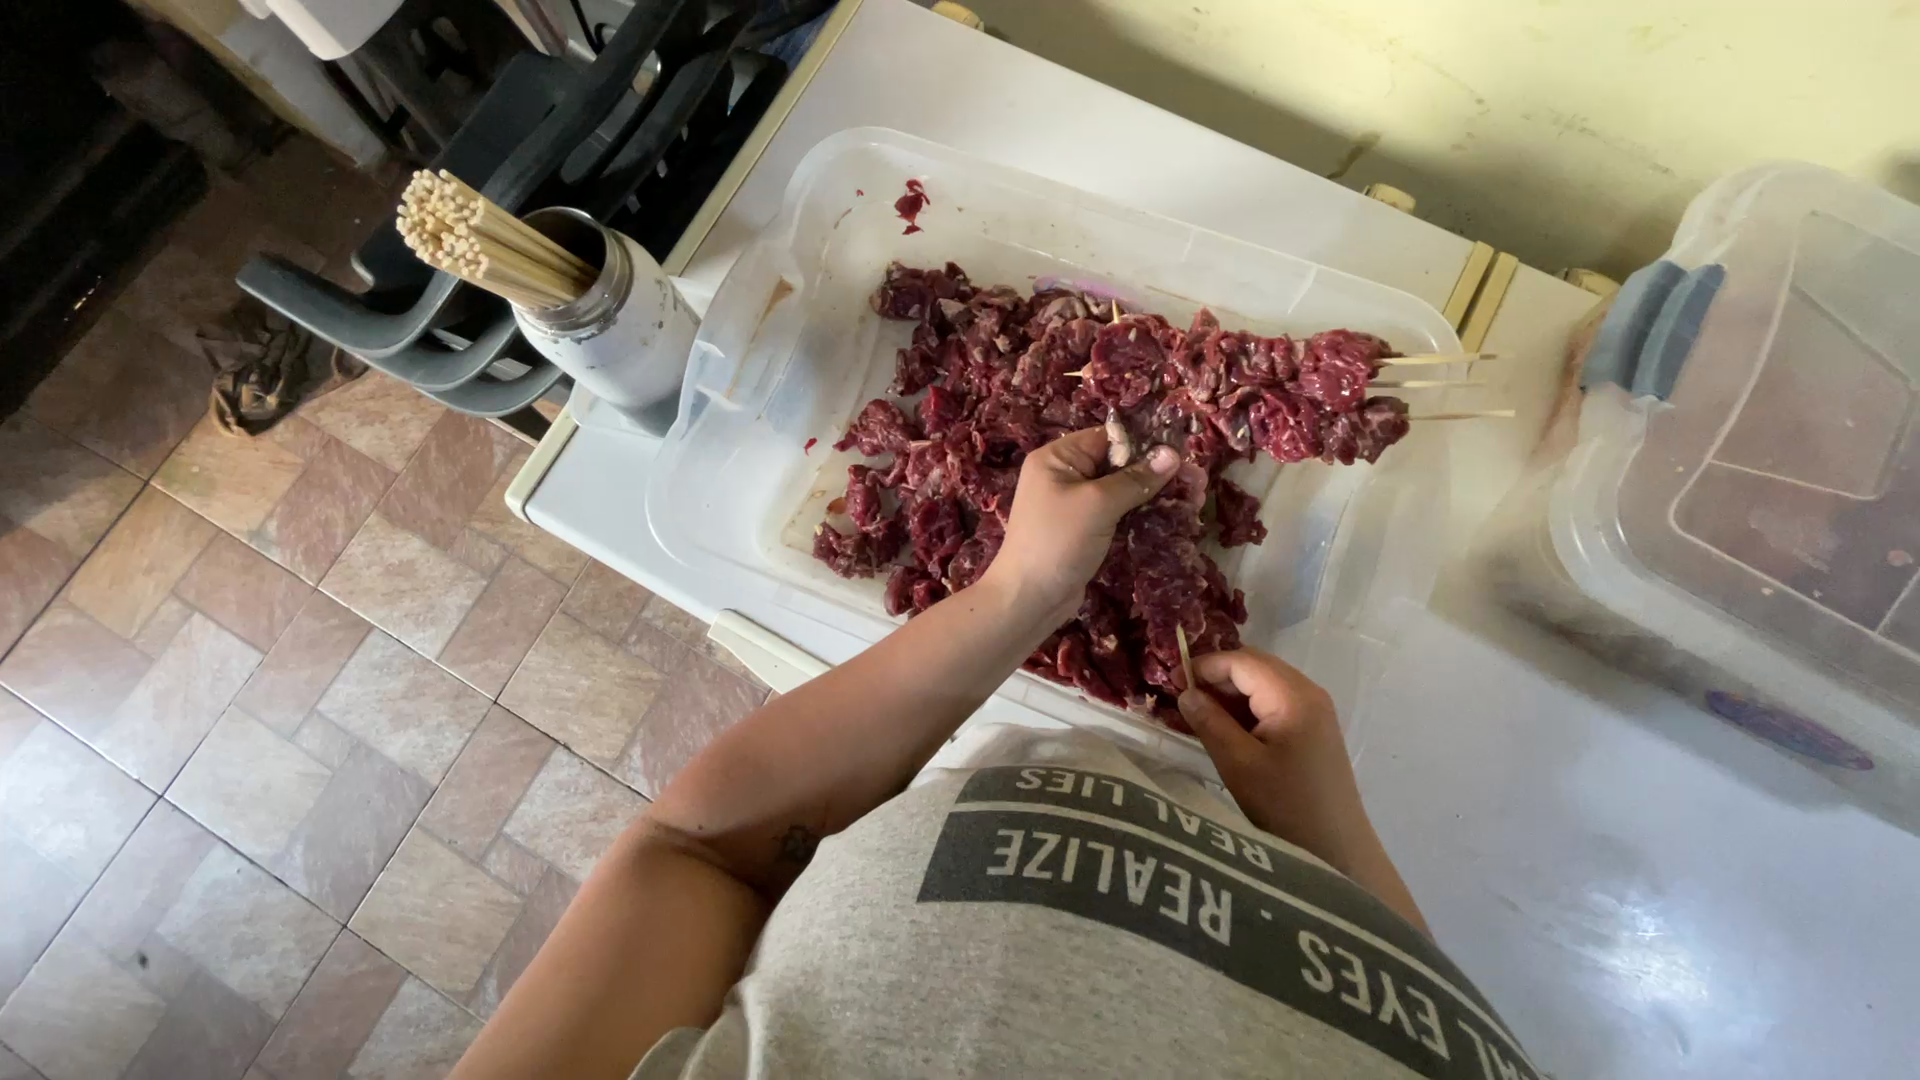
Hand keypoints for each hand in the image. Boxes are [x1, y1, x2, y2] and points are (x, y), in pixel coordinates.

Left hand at [982, 427, 1178, 624]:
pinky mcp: (1082, 531)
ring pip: (1118, 491)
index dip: (1142, 444)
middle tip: (1195, 481)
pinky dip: (1138, 514)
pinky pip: (1115, 514)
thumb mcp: (1098, 504)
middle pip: (1115, 464)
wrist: (1029, 599)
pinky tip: (1168, 517)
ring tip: (1191, 498)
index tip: (1181, 454)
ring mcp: (1072, 505)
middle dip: (1153, 472)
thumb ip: (1135, 479)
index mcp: (1057, 458)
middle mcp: (1062, 476)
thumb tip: (1173, 454)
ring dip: (1150, 495)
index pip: (1106, 438)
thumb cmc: (1058, 542)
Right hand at [1176, 648, 1373, 872]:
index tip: (1171, 681)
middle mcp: (1308, 693)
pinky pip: (1273, 701)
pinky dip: (1246, 706)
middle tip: (1184, 697)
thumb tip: (1186, 692)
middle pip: (1254, 665)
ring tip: (1199, 713)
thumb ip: (1209, 721)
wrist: (1337, 852)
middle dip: (1216, 675)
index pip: (1241, 661)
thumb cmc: (1286, 807)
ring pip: (1263, 682)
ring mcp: (1314, 710)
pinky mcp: (1313, 729)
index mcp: (1293, 696)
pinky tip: (1226, 727)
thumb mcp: (1238, 764)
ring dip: (1230, 691)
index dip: (1204, 665)